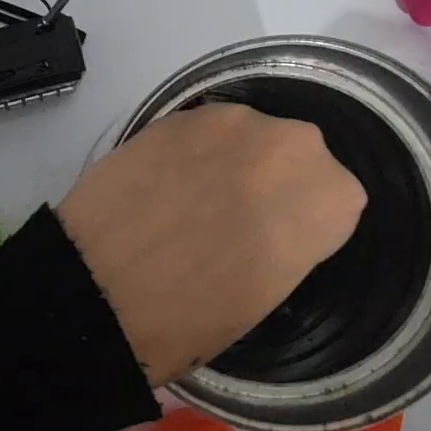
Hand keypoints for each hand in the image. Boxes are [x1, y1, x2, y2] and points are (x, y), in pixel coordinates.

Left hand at [57, 103, 366, 386]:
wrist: (98, 288)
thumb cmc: (192, 316)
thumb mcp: (266, 293)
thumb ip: (286, 241)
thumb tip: (265, 225)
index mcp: (330, 198)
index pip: (333, 201)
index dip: (300, 225)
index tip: (271, 245)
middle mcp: (291, 144)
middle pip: (293, 158)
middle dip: (269, 183)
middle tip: (228, 222)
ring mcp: (229, 121)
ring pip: (245, 138)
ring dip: (228, 162)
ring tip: (187, 203)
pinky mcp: (173, 114)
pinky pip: (198, 133)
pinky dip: (186, 155)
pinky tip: (158, 186)